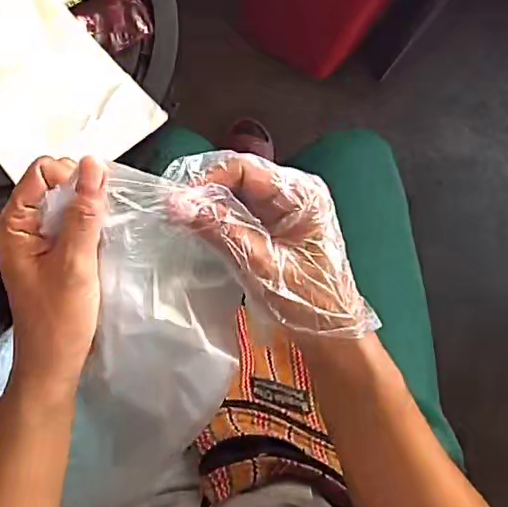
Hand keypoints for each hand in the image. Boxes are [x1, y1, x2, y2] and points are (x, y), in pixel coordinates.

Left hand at [0, 156, 106, 398]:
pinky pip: (72, 221)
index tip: (93, 199)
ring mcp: (38, 238)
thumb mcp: (75, 263)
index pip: (41, 171)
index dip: (70, 176)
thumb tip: (92, 166)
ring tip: (103, 230)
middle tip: (100, 218)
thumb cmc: (58, 320)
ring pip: (66, 201)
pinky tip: (101, 238)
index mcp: (14, 224)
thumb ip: (84, 213)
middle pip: (54, 181)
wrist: (54, 363)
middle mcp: (22, 226)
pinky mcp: (54, 250)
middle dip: (82, 189)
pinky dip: (89, 222)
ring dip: (88, 207)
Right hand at [172, 151, 377, 337]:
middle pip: (237, 176)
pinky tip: (202, 231)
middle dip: (204, 193)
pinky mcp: (275, 225)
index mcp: (302, 194)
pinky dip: (218, 220)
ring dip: (209, 207)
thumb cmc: (309, 304)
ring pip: (235, 193)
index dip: (206, 180)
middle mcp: (295, 192)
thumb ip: (219, 230)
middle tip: (175, 213)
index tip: (178, 202)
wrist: (331, 339)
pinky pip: (240, 211)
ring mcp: (285, 209)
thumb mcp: (260, 265)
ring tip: (184, 222)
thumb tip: (178, 204)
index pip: (243, 168)